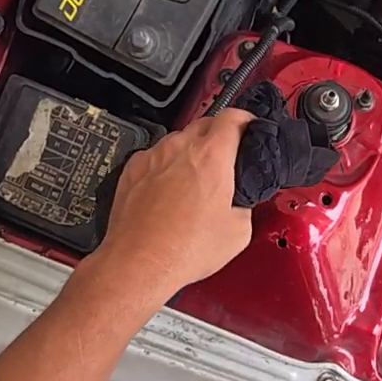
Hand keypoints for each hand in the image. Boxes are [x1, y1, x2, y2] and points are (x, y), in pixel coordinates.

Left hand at [94, 109, 255, 300]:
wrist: (139, 263)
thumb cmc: (182, 249)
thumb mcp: (238, 232)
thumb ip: (245, 203)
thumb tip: (241, 201)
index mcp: (211, 156)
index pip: (233, 117)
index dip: (245, 120)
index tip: (248, 127)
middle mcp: (179, 148)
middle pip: (205, 124)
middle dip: (219, 136)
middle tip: (225, 160)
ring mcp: (153, 157)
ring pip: (178, 140)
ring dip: (189, 153)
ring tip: (193, 183)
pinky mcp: (132, 169)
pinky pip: (155, 157)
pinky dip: (165, 167)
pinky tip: (168, 193)